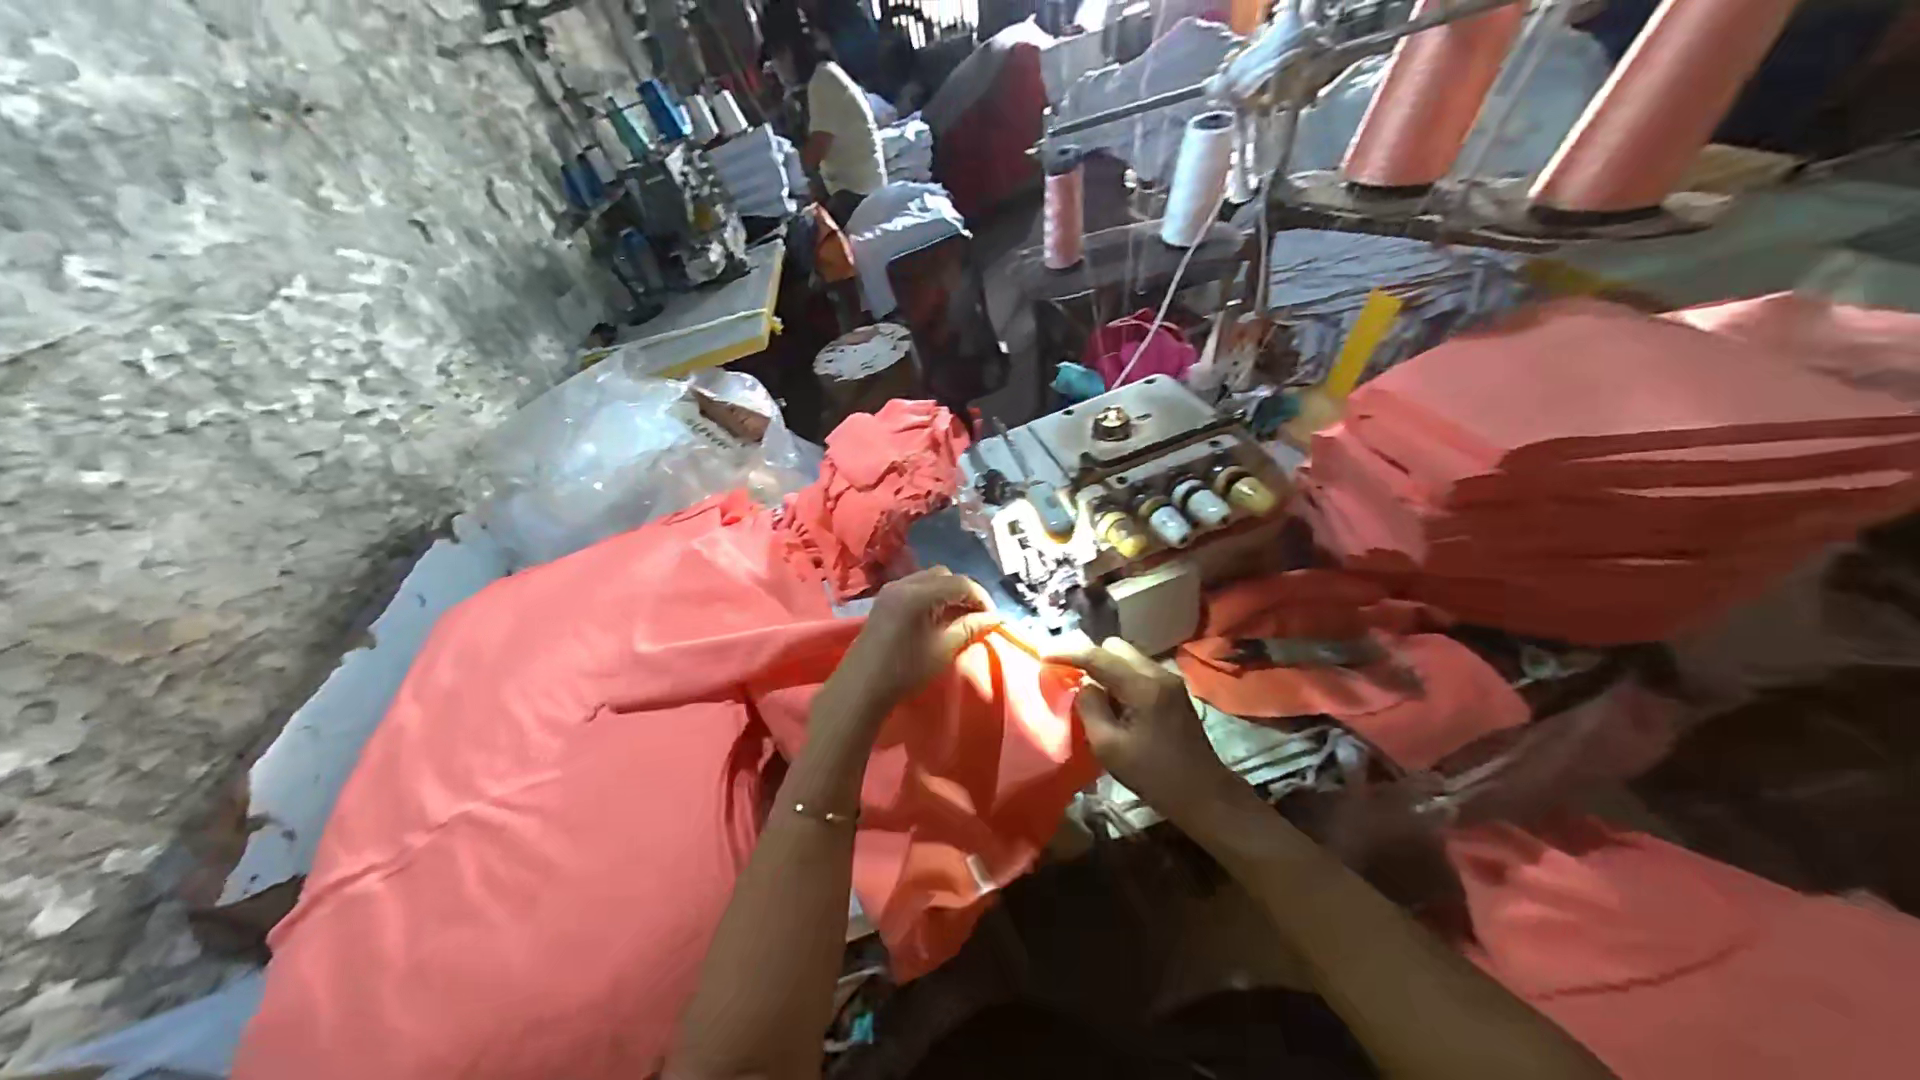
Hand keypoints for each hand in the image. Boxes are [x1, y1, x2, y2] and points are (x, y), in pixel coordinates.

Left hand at [834, 567, 1000, 713]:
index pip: (961, 583)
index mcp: (919, 594)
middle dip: (965, 592)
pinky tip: (937, 616)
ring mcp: (891, 589)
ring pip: (930, 578)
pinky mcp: (884, 599)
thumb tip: (994, 618)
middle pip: (945, 575)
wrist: (861, 687)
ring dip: (948, 592)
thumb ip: (970, 628)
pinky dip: (932, 595)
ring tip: (959, 617)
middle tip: (977, 616)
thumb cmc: (905, 671)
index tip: (992, 618)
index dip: (982, 598)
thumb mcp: (944, 649)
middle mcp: (904, 583)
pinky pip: (915, 586)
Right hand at [1052, 637, 1241, 820]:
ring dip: (1105, 667)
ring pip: (1127, 656)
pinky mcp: (1173, 690)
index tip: (1043, 655)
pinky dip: (1120, 676)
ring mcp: (1169, 679)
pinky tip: (1113, 700)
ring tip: (1089, 690)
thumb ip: (1090, 708)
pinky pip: (1138, 669)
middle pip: (1115, 647)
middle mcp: (1158, 673)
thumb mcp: (1108, 747)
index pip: (1098, 656)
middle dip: (1089, 656)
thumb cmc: (1153, 775)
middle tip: (1069, 675)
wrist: (1203, 793)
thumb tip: (1084, 685)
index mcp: (1142, 686)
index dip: (1067, 652)